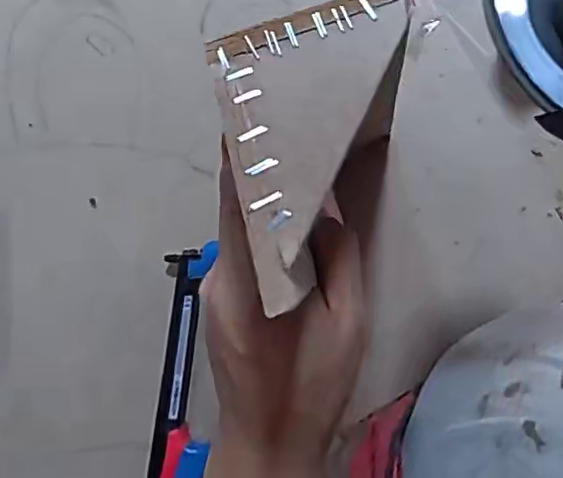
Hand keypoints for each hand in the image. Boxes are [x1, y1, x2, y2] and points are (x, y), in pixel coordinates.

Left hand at [203, 145, 365, 477]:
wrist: (270, 442)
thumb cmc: (311, 390)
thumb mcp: (347, 327)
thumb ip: (340, 260)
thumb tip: (327, 207)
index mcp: (244, 287)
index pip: (234, 207)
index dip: (237, 161)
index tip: (245, 120)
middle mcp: (219, 277)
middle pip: (232, 208)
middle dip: (254, 167)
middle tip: (279, 125)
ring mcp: (215, 284)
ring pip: (235, 225)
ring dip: (257, 194)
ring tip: (286, 158)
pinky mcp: (220, 293)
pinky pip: (239, 243)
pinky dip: (257, 220)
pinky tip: (281, 210)